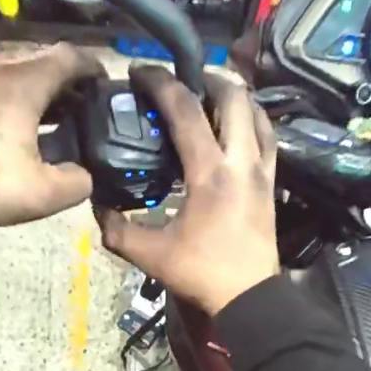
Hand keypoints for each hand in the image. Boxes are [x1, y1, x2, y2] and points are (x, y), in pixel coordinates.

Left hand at [0, 43, 105, 225]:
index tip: (100, 80)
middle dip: (54, 83)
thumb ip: (77, 183)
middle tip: (65, 110)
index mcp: (22, 83)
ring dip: (14, 90)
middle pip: (31, 63)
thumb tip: (83, 176)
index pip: (69, 57)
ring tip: (21, 119)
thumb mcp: (43, 194)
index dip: (91, 67)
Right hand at [97, 65, 278, 314]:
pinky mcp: (272, 185)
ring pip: (257, 113)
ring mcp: (263, 171)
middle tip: (183, 82)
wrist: (250, 298)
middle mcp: (242, 162)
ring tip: (210, 99)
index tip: (141, 72)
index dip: (160, 82)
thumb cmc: (202, 273)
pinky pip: (268, 138)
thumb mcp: (151, 255)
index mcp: (210, 172)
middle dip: (206, 78)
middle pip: (233, 96)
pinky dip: (252, 122)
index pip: (185, 109)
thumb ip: (118, 229)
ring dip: (234, 97)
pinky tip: (237, 129)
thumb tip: (98, 207)